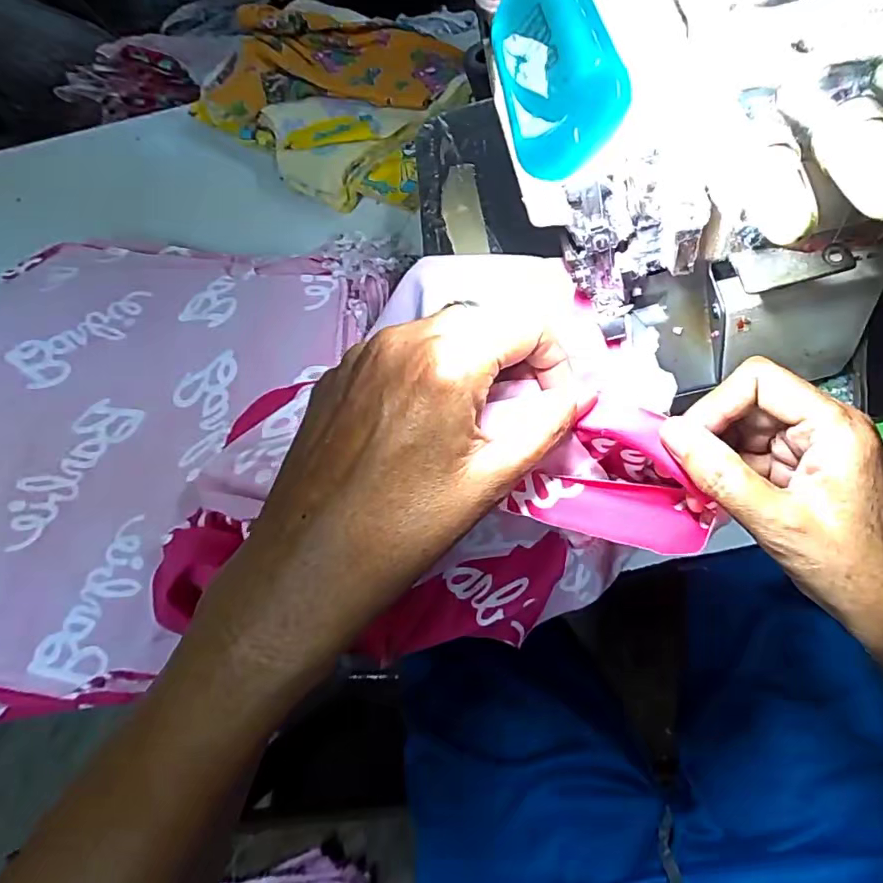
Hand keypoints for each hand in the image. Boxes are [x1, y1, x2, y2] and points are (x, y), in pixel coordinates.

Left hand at [189, 303, 591, 673]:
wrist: (308, 563)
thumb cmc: (407, 527)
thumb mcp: (491, 478)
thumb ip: (546, 424)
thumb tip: (575, 394)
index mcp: (447, 359)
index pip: (528, 322)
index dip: (555, 358)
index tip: (554, 400)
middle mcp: (402, 337)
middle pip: (485, 318)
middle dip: (517, 353)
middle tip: (522, 405)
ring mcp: (364, 350)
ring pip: (442, 329)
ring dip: (474, 357)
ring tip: (475, 412)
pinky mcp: (339, 370)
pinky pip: (402, 349)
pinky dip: (431, 366)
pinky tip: (424, 416)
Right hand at [659, 358, 882, 682]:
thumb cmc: (858, 572)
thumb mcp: (777, 520)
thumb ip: (719, 474)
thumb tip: (674, 435)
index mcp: (833, 426)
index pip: (759, 382)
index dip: (716, 406)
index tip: (687, 440)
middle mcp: (828, 428)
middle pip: (751, 407)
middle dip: (713, 438)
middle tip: (686, 472)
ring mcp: (819, 451)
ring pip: (750, 435)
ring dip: (719, 462)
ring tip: (700, 496)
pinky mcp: (810, 474)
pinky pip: (760, 461)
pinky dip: (735, 478)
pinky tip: (717, 503)